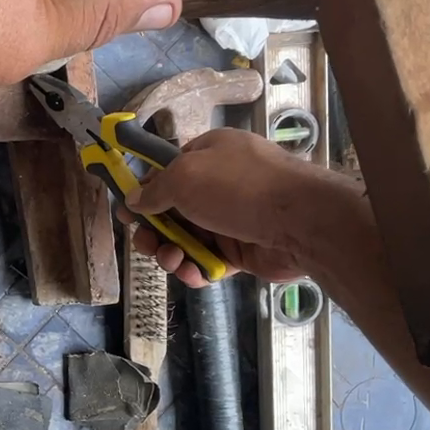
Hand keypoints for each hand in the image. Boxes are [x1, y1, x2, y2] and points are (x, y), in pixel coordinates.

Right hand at [124, 128, 364, 286]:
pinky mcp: (240, 251)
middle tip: (146, 244)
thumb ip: (154, 189)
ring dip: (170, 253)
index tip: (127, 213)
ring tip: (173, 260)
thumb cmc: (239, 189)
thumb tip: (134, 199)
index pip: (166, 172)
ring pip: (184, 240)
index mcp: (209, 155)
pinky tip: (193, 273)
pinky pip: (206, 261)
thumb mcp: (184, 177)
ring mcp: (229, 219)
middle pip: (170, 211)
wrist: (302, 223)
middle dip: (152, 231)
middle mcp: (218, 186)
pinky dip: (194, 269)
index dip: (143, 193)